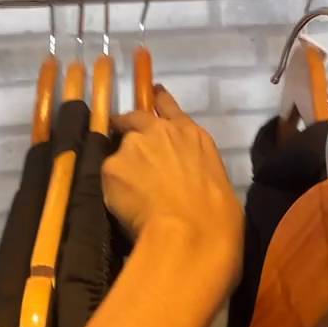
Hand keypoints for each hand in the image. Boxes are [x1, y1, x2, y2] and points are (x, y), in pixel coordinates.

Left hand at [107, 85, 242, 296]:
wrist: (191, 233)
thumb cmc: (217, 218)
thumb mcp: (215, 182)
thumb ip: (193, 170)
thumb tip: (184, 181)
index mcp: (194, 137)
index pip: (171, 109)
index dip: (159, 101)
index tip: (152, 93)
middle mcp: (162, 132)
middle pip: (136, 119)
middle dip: (128, 127)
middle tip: (124, 142)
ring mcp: (134, 146)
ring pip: (120, 154)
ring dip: (124, 168)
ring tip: (131, 195)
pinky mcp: (112, 166)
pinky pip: (109, 178)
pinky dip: (114, 191)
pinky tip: (126, 208)